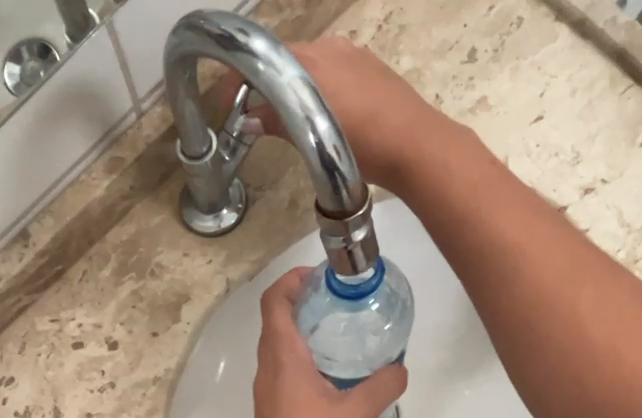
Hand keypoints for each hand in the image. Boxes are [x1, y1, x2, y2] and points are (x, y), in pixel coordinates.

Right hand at [220, 37, 453, 195]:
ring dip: (290, 86)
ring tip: (283, 115)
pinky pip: (330, 70)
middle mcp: (331, 48)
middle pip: (285, 59)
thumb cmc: (365, 142)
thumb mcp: (313, 137)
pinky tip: (318, 113)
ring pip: (308, 65)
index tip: (224, 102)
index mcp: (313, 59)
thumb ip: (278, 122)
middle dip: (265, 82)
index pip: (264, 58)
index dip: (239, 79)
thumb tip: (250, 118)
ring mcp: (353, 55)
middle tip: (250, 110)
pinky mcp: (370, 68)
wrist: (416, 145)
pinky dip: (313, 87)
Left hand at [240, 267, 407, 417]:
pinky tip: (338, 374)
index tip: (322, 275)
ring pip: (281, 347)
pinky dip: (307, 358)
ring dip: (306, 331)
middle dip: (305, 301)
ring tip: (345, 331)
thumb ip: (383, 385)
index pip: (274, 301)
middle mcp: (268, 369)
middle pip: (277, 320)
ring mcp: (268, 392)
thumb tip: (399, 368)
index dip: (292, 279)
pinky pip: (286, 371)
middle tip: (343, 299)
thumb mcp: (357, 414)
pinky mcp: (274, 412)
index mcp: (282, 358)